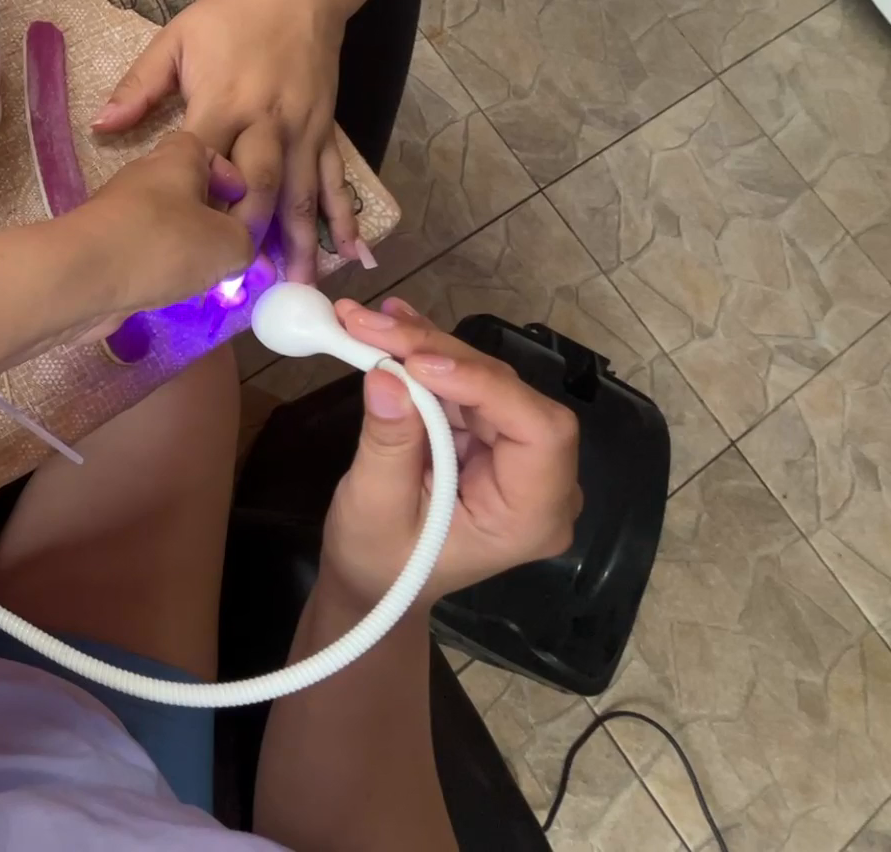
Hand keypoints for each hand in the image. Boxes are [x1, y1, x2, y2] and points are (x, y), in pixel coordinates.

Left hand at [62, 130, 253, 316]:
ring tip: (211, 283)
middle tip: (235, 257)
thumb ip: (244, 243)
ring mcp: (118, 214)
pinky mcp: (102, 248)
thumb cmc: (163, 243)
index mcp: (176, 157)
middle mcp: (144, 178)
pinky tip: (175, 295)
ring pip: (165, 228)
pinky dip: (160, 273)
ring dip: (188, 253)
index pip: (208, 151)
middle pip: (187, 193)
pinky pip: (142, 256)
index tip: (245, 209)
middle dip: (213, 224)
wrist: (82, 276)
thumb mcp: (228, 243)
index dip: (232, 177)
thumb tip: (237, 251)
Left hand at [92, 0, 356, 282]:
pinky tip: (348, 251)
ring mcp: (303, 129)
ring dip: (301, 242)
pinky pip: (335, 178)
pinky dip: (342, 215)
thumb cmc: (228, 16)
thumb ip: (139, 86)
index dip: (199, 203)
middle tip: (249, 284)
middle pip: (261, 185)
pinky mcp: (326, 130)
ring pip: (303, 192)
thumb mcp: (175, 40)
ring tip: (299, 287)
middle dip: (254, 234)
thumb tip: (101, 124)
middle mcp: (268, 122)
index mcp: (224, 103)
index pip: (209, 162)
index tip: (185, 247)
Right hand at [320, 297, 581, 604]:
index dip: (484, 387)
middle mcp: (536, 478)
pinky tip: (389, 326)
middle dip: (435, 353)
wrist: (373, 583)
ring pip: (479, 381)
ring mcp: (508, 456)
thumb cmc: (377, 562)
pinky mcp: (480, 439)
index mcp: (530, 514)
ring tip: (365, 319)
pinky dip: (419, 356)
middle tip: (367, 323)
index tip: (415, 364)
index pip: (538, 433)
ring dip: (420, 345)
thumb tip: (385, 375)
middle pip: (504, 395)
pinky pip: (457, 388)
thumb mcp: (373, 508)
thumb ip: (388, 444)